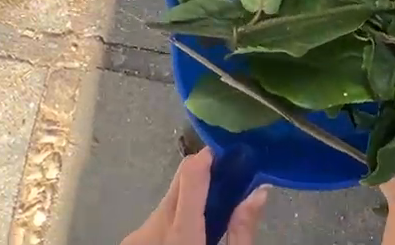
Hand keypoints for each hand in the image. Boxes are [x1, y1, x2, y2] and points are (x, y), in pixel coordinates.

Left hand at [119, 149, 269, 244]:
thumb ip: (242, 231)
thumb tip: (260, 191)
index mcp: (180, 236)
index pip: (190, 173)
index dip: (210, 157)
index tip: (229, 157)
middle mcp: (150, 231)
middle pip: (178, 184)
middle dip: (203, 180)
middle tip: (228, 191)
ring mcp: (134, 240)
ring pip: (166, 204)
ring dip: (187, 205)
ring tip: (207, 227)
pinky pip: (154, 223)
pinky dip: (171, 223)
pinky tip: (184, 241)